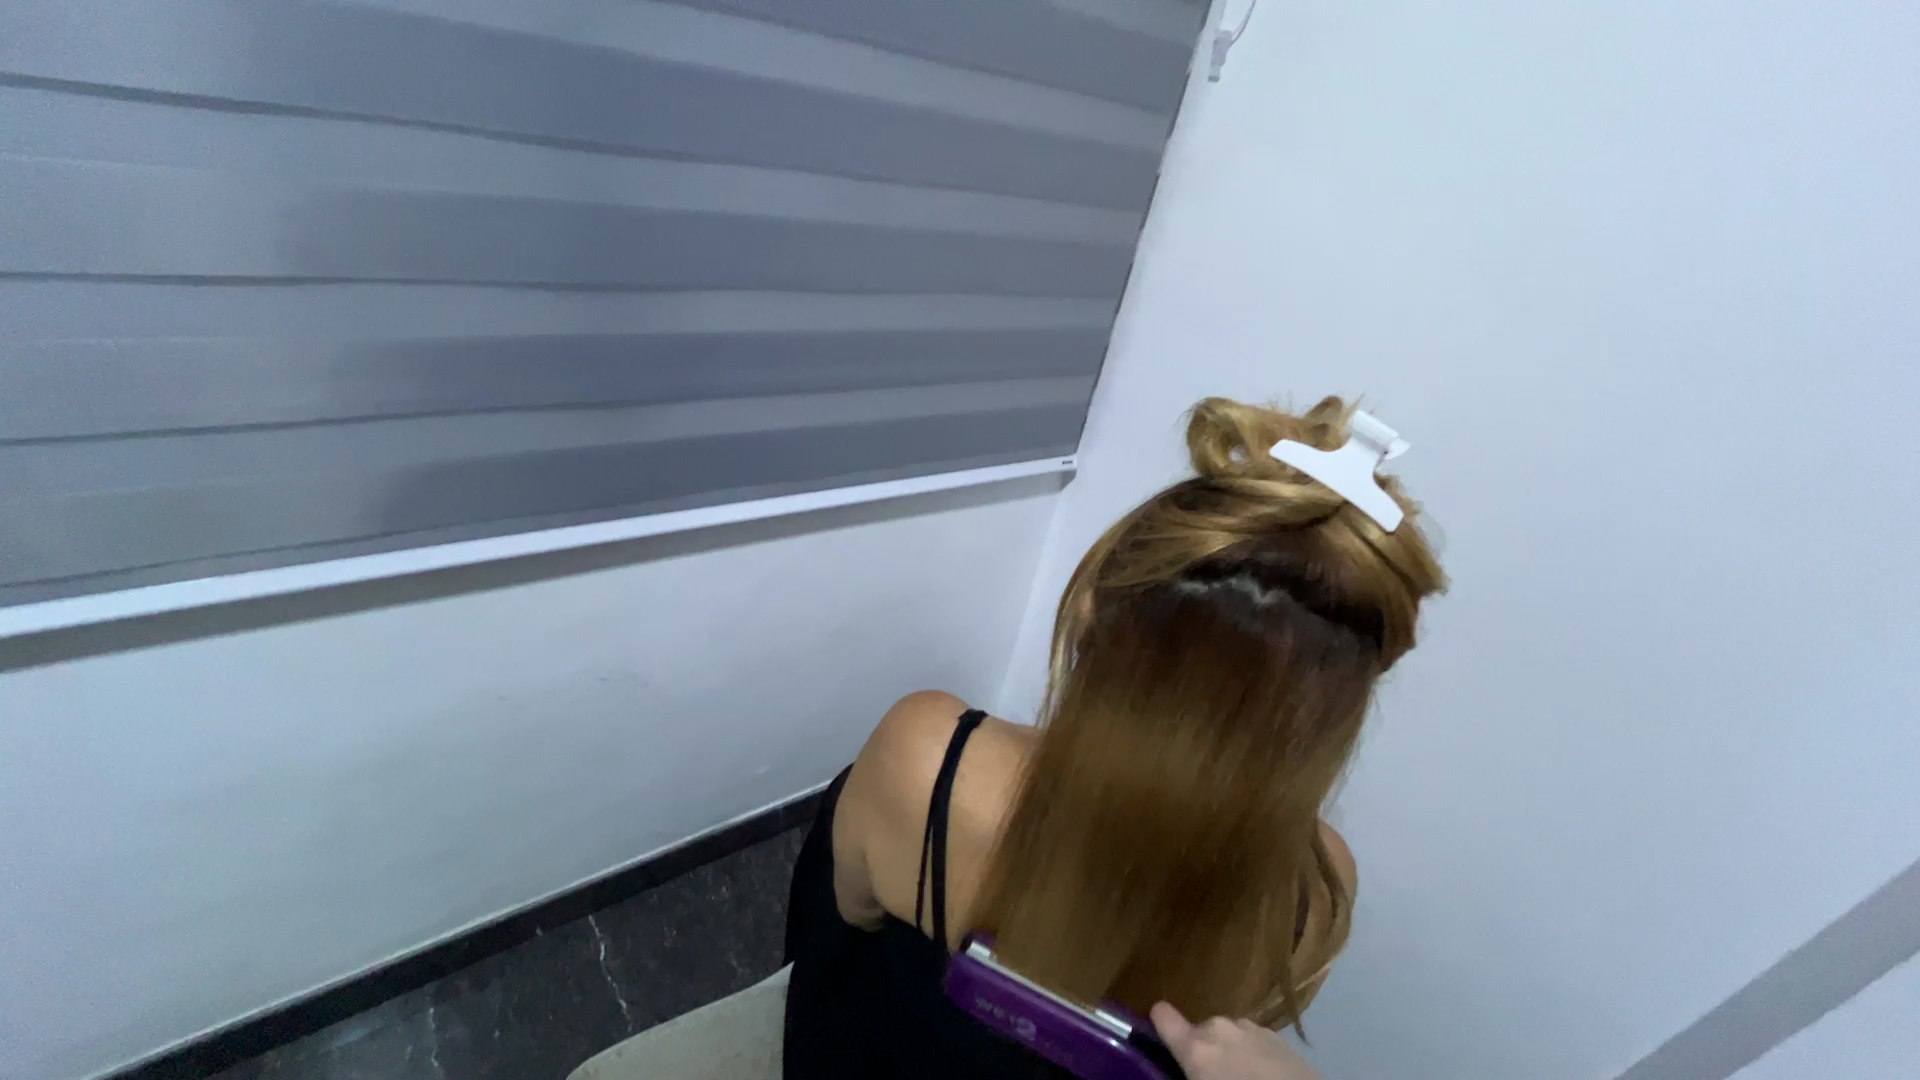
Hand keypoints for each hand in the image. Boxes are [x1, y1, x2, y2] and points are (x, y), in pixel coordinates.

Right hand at [1149, 1003, 1322, 1079]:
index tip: (1164, 1046)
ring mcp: (1251, 1028)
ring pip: (1228, 1038)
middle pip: (1199, 1033)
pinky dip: (1254, 1058)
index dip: (1160, 1027)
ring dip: (1230, 1056)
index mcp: (1196, 1047)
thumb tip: (1187, 1071)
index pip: (1161, 1015)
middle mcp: (1219, 1027)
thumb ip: (1188, 1076)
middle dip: (1204, 1055)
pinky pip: (1253, 1043)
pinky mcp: (1279, 1037)